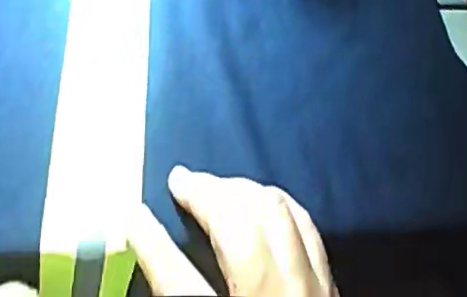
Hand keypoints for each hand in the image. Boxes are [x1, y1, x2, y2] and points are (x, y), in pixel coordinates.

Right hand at [128, 166, 336, 296]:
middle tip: (185, 181)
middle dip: (212, 194)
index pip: (183, 285)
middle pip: (242, 226)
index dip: (154, 248)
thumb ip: (184, 291)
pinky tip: (267, 201)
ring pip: (279, 213)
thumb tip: (150, 241)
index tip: (133, 214)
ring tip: (221, 187)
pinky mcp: (333, 285)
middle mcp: (278, 295)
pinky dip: (281, 205)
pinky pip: (307, 226)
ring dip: (247, 192)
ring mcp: (313, 287)